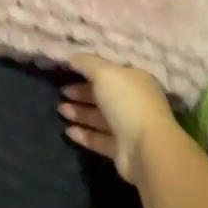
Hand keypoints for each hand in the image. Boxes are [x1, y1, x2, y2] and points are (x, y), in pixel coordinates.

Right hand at [60, 55, 176, 186]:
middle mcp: (134, 103)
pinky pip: (99, 139)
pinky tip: (68, 131)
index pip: (111, 72)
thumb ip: (86, 62)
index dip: (90, 70)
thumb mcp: (104, 73)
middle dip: (81, 93)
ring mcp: (129, 128)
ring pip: (100, 117)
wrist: (147, 149)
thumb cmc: (126, 102)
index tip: (69, 69)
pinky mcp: (122, 150)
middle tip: (62, 92)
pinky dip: (84, 135)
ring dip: (80, 113)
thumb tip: (72, 58)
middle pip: (104, 95)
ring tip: (60, 110)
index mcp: (136, 81)